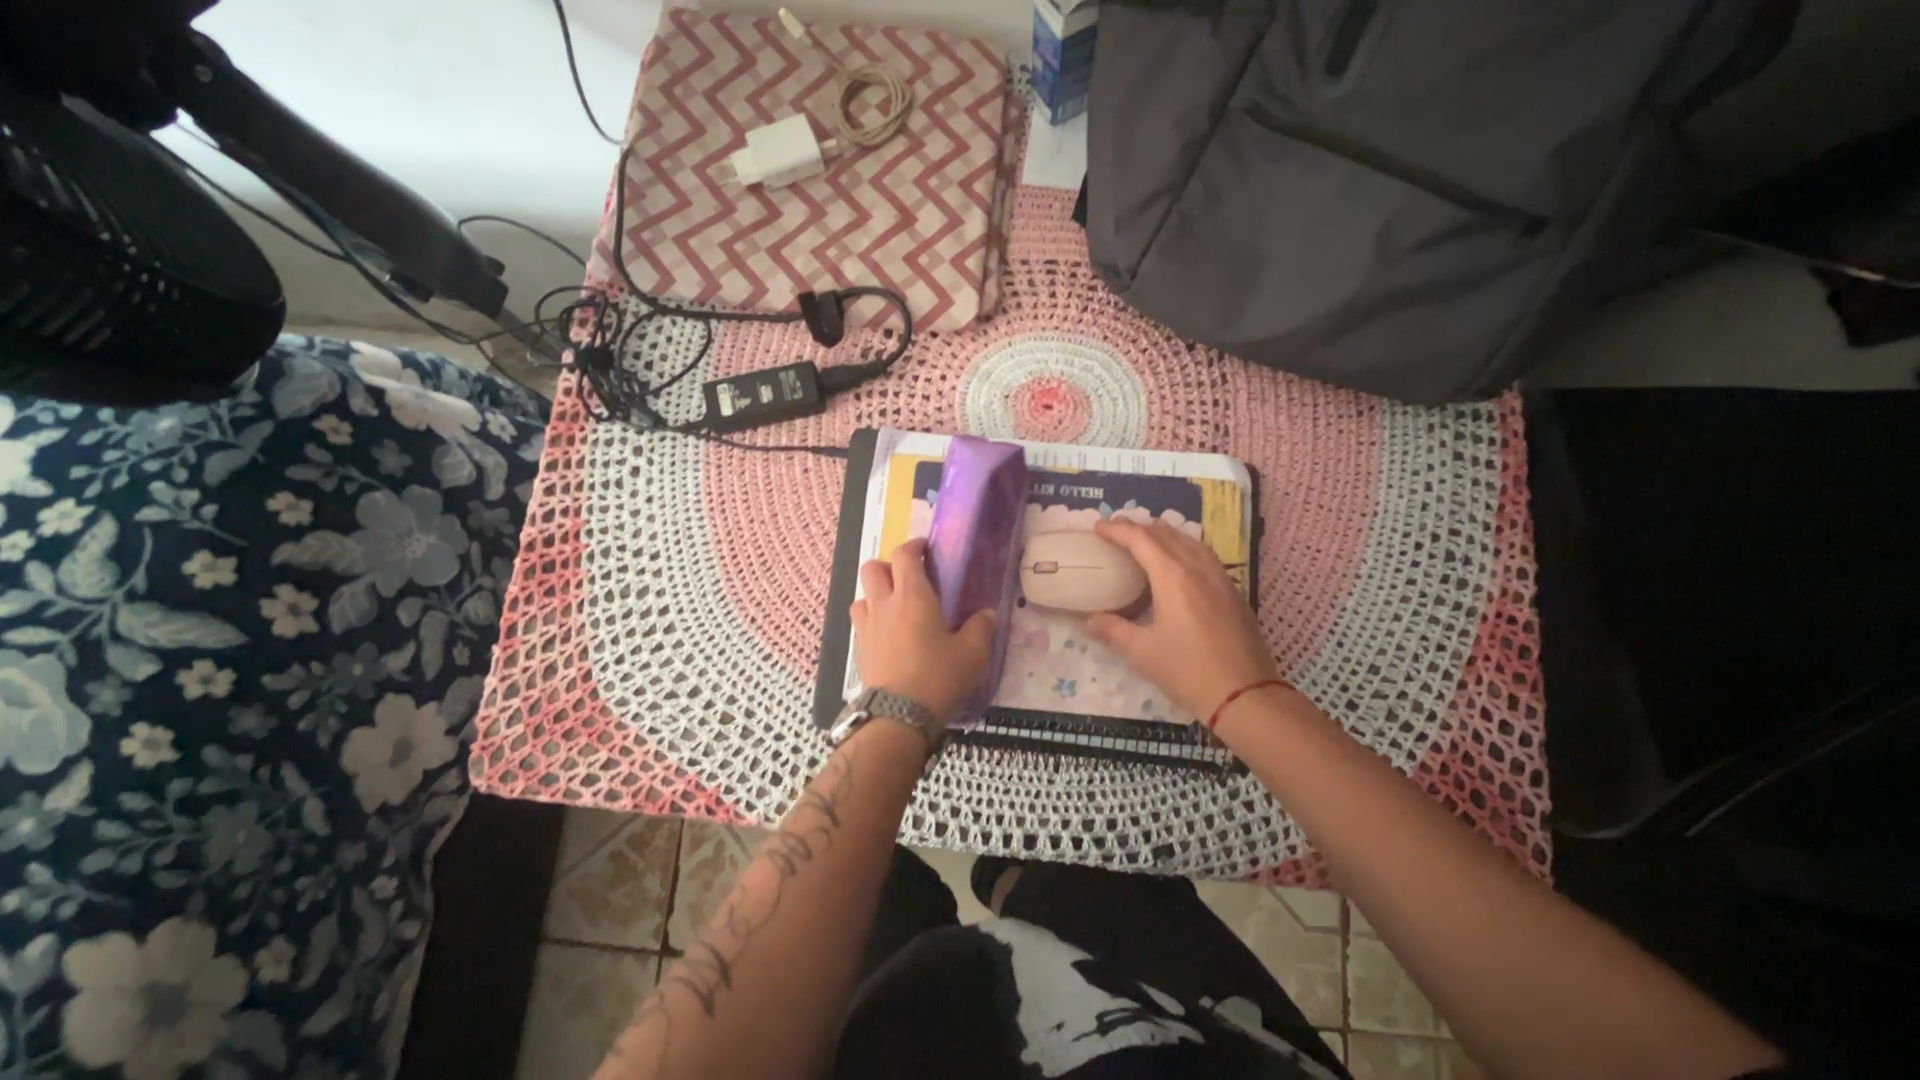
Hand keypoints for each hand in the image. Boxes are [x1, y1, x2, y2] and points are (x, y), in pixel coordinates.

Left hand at [850, 538, 996, 723]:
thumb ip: (981, 628)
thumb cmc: (938, 677)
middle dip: (889, 565)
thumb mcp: (972, 654)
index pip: (904, 555)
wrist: (898, 716)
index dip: (914, 546)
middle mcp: (884, 604)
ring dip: (876, 593)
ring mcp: (867, 627)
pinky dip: (871, 619)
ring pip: (862, 594)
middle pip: (873, 568)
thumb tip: (987, 614)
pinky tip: (887, 635)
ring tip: (895, 607)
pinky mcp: (859, 649)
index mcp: (913, 596)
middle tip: (908, 578)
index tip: (926, 549)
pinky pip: (861, 622)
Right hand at [1085, 521, 1280, 723]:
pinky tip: (1181, 564)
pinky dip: (1186, 549)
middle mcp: (1198, 569)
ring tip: (1148, 539)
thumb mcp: (1142, 652)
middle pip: (1168, 535)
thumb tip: (1087, 621)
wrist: (1245, 694)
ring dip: (1166, 535)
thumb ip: (1113, 630)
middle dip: (1140, 528)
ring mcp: (1221, 579)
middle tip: (1118, 530)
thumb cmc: (1188, 671)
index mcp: (1173, 577)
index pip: (1141, 540)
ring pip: (1191, 542)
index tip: (1098, 527)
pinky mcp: (1234, 593)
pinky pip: (1206, 557)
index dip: (1118, 530)